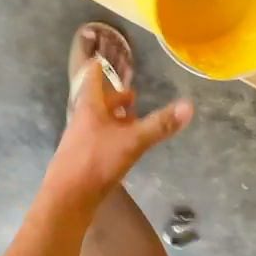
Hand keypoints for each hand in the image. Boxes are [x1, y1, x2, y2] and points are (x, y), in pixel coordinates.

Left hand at [47, 66, 192, 202]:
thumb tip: (189, 105)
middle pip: (98, 102)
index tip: (104, 57)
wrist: (67, 199)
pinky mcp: (83, 159)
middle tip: (133, 95)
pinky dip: (113, 137)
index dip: (98, 66)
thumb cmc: (96, 161)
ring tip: (133, 120)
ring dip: (115, 119)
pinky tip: (125, 148)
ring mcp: (80, 140)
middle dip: (115, 98)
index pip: (92, 77)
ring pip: (99, 122)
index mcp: (89, 107)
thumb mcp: (132, 141)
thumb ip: (160, 124)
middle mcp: (82, 119)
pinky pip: (100, 140)